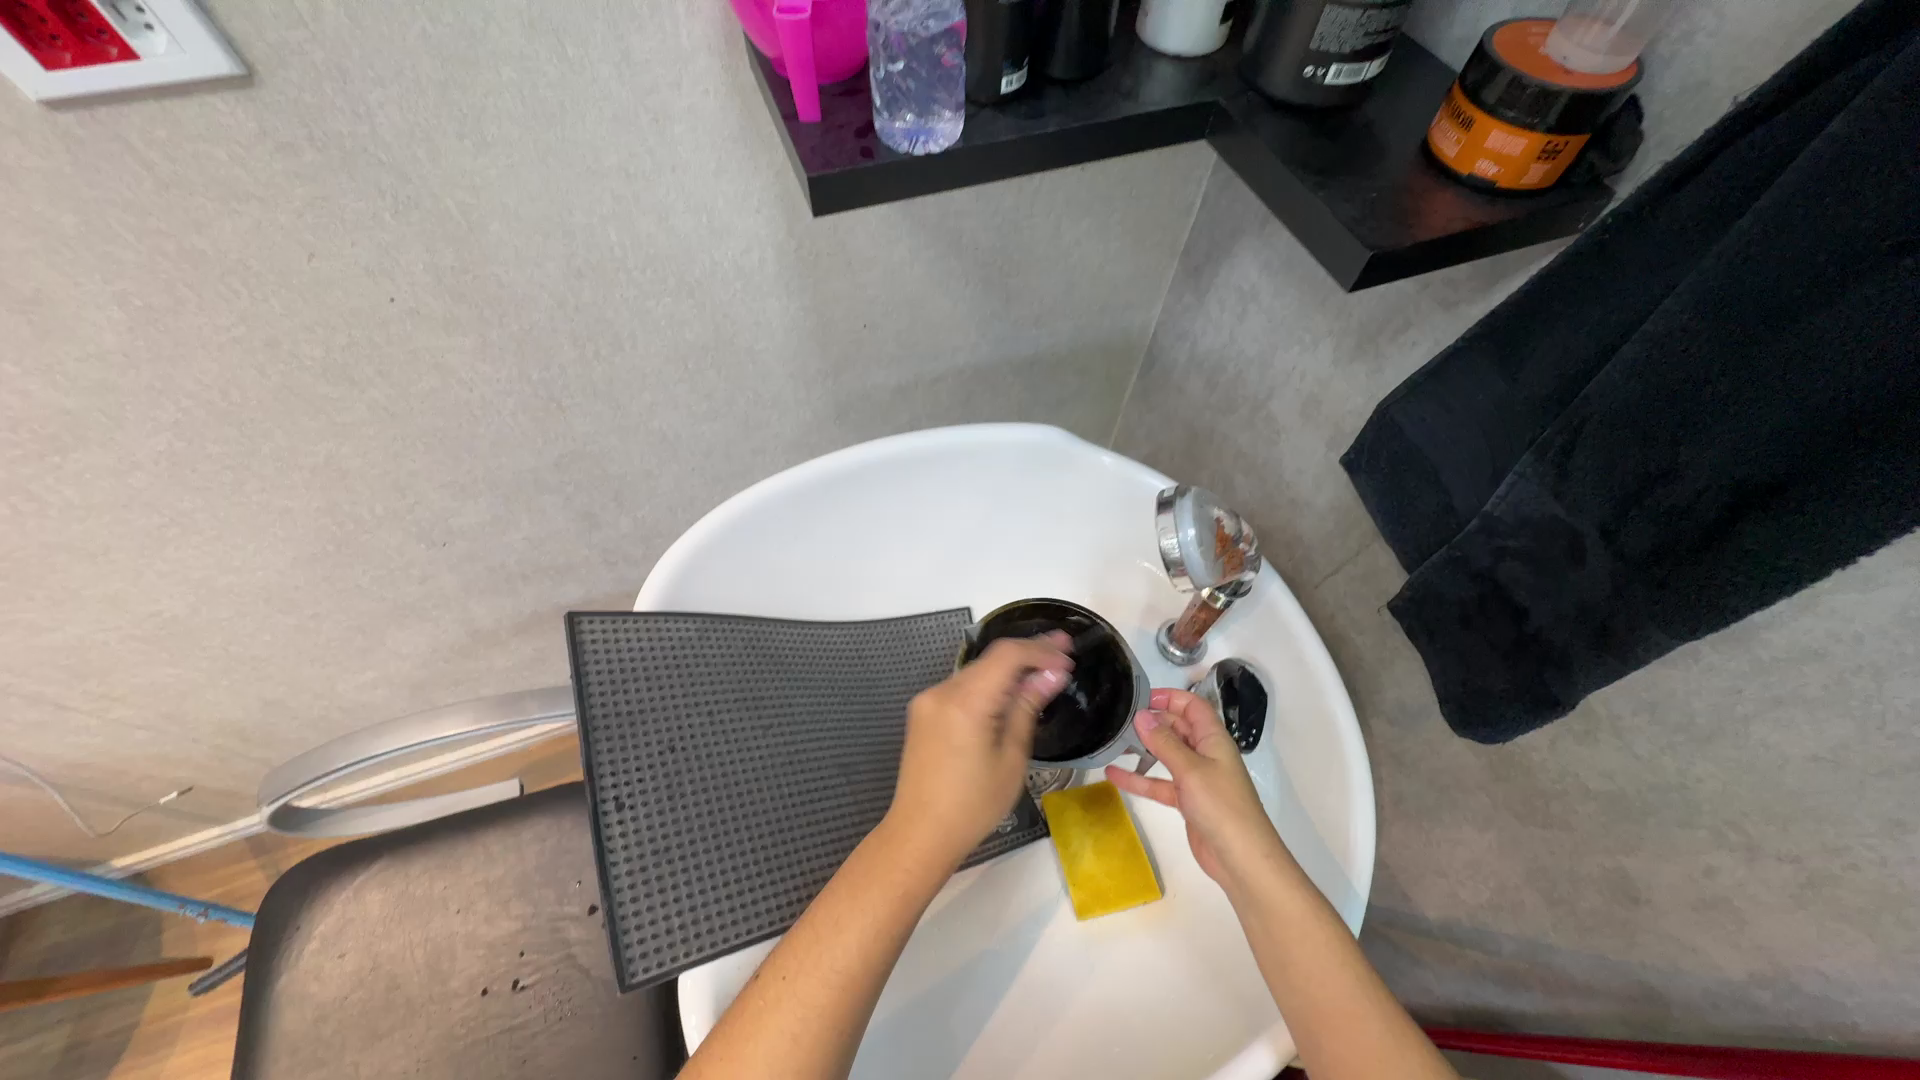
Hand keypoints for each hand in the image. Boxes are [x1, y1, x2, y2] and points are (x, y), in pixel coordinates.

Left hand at [886, 633, 1072, 867]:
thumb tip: (1052, 674)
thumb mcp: (1011, 758)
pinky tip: (1010, 696)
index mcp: (965, 702)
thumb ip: (1027, 708)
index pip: (1007, 655)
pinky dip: (988, 686)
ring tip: (1043, 675)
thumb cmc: (973, 805)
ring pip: (976, 672)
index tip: (1068, 652)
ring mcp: (928, 701)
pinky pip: (962, 688)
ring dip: (1008, 671)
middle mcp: (941, 691)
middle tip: (1063, 654)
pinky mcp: (923, 713)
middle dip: (1028, 655)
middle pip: (990, 659)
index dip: (1040, 648)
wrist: (920, 833)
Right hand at [1105, 687, 1291, 893]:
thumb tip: (1141, 715)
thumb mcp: (1190, 769)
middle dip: (1152, 722)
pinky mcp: (1187, 801)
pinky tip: (1114, 776)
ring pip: (1166, 755)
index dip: (1169, 698)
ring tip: (1113, 742)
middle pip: (1178, 728)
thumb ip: (1164, 742)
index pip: (1193, 706)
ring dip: (1143, 749)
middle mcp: (1206, 754)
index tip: (1139, 699)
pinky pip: (1160, 783)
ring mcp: (1196, 778)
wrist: (1240, 857)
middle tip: (1119, 720)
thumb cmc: (1220, 805)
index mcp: (1213, 739)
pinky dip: (1140, 778)